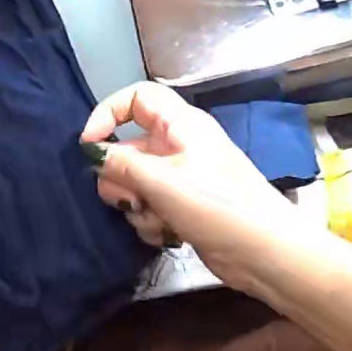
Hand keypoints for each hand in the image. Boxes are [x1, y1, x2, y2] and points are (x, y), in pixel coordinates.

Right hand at [80, 82, 305, 299]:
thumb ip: (119, 164)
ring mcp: (180, 178)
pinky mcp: (181, 207)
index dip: (107, 114)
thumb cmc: (216, 205)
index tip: (88, 146)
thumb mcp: (161, 180)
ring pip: (134, 184)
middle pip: (127, 149)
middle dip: (120, 178)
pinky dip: (151, 221)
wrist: (263, 252)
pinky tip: (167, 235)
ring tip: (157, 219)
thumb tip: (92, 153)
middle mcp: (178, 146)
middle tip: (129, 199)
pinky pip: (148, 207)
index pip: (135, 98)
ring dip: (136, 206)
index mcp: (180, 125)